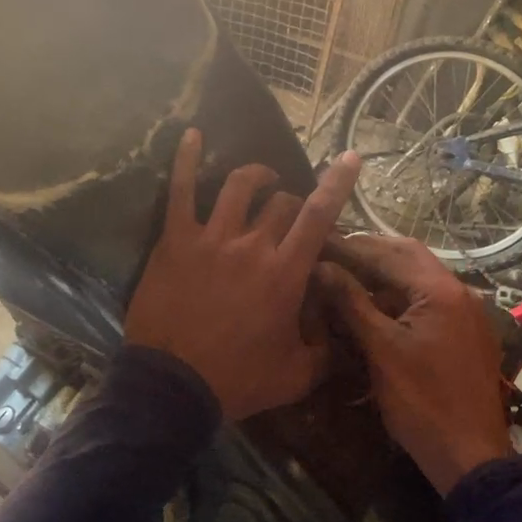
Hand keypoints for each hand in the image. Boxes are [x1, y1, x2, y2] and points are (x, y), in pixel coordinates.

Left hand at [124, 129, 360, 421]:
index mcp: (285, 273)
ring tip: (261, 180)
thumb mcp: (296, 375)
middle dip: (292, 205)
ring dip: (256, 177)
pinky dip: (185, 159)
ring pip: (238, 186)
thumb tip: (336, 323)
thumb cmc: (237, 381)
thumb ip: (325, 347)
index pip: (319, 216)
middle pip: (281, 203)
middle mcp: (252, 244)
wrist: (172, 386)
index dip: (337, 183)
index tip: (349, 157)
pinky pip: (179, 189)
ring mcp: (211, 237)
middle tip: (290, 219)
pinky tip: (191, 134)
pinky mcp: (176, 239)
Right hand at [317, 234, 510, 494]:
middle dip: (370, 252)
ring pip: (421, 276)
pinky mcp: (468, 332)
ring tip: (348, 273)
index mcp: (441, 291)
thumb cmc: (422, 403)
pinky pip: (431, 298)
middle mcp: (460, 291)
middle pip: (409, 256)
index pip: (388, 253)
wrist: (472, 458)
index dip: (351, 247)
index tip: (320, 241)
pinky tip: (377, 304)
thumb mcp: (381, 350)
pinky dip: (402, 293)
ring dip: (386, 271)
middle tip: (333, 252)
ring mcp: (469, 312)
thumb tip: (321, 267)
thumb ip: (351, 303)